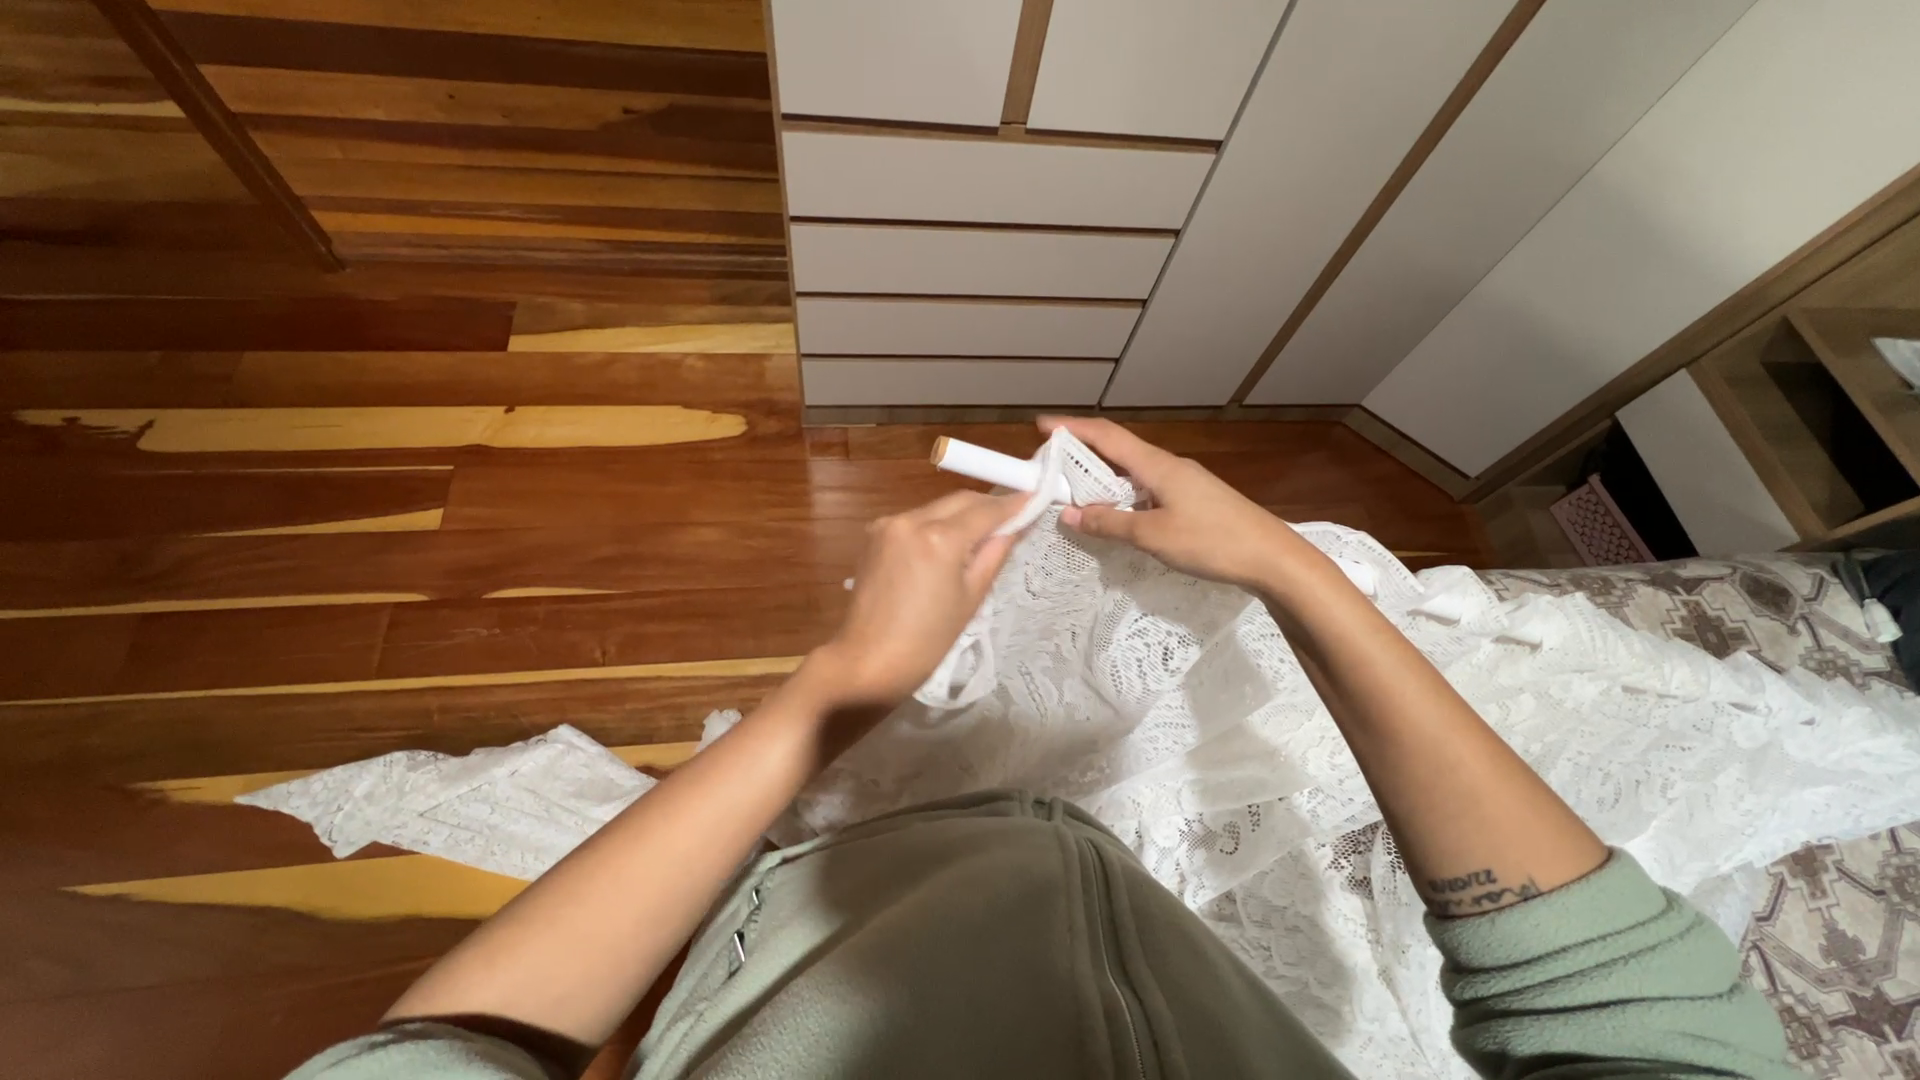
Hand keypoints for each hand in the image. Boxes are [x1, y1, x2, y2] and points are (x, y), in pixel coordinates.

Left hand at [810, 491, 1025, 707]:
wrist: (868, 661)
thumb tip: (1018, 525)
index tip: (1036, 498)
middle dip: (988, 506)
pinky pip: (915, 520)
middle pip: (960, 501)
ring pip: (937, 508)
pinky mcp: (873, 535)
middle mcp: (911, 520)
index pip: (986, 510)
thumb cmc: (927, 641)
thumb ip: (996, 553)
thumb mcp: (971, 597)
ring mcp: (888, 525)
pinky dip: (935, 526)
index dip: (1014, 505)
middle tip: (1013, 518)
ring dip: (961, 516)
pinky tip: (946, 548)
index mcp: (939, 538)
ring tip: (981, 538)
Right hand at [1038, 416, 1305, 590]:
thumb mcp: (1153, 537)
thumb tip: (1069, 514)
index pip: (1106, 436)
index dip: (1072, 428)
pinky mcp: (1192, 500)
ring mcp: (1182, 482)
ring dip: (1100, 478)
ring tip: (1072, 494)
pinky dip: (1121, 494)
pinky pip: (1145, 488)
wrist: (1273, 558)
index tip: (1040, 426)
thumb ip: (1110, 524)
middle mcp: (1168, 466)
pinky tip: (1114, 514)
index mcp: (1157, 465)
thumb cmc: (1212, 541)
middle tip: (1049, 470)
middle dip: (1080, 455)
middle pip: (1116, 450)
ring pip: (1131, 471)